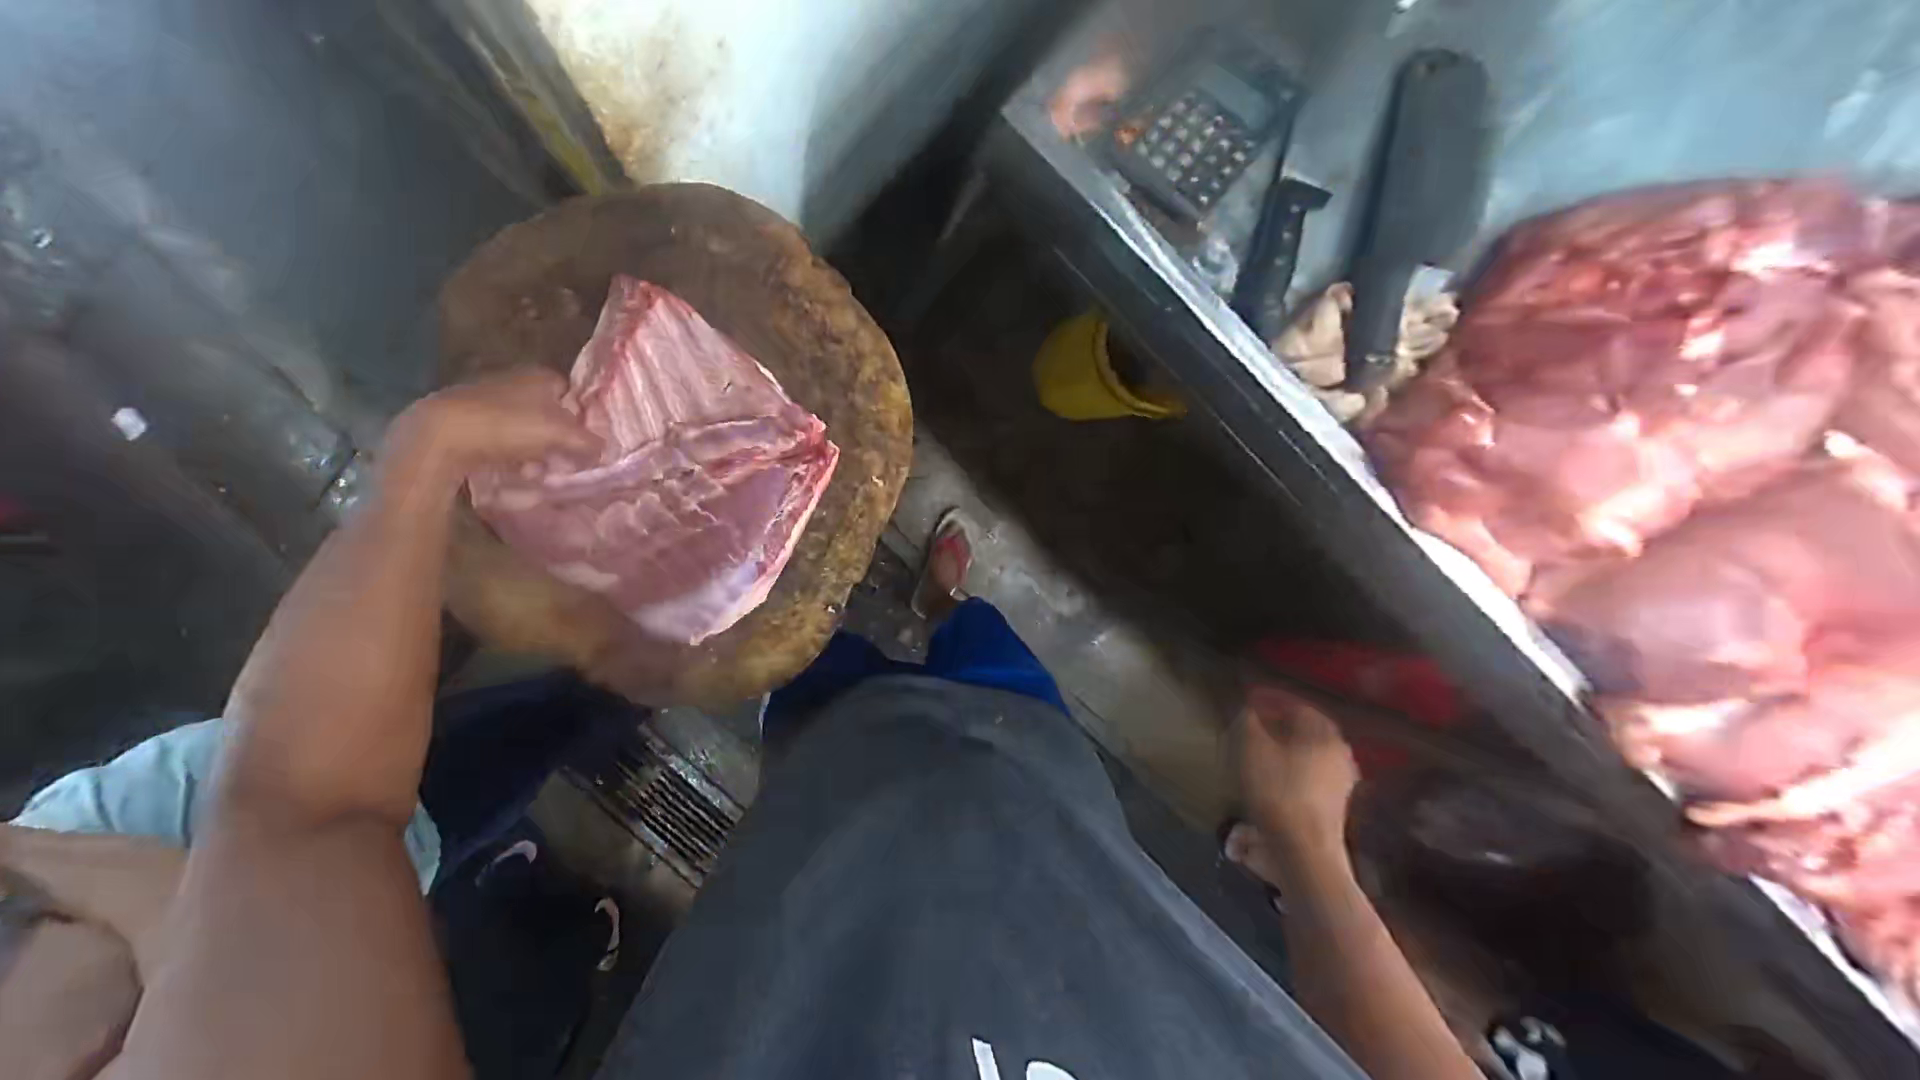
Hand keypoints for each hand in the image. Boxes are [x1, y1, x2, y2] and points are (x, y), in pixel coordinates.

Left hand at [388, 369, 600, 477]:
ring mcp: (488, 398)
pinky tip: (509, 470)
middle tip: (560, 463)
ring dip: (535, 453)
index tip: (585, 443)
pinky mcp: (466, 418)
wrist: (439, 436)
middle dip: (558, 442)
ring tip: (533, 473)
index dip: (582, 420)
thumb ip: (590, 442)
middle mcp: (515, 380)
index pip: (573, 395)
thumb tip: (603, 449)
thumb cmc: (508, 427)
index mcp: (540, 375)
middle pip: (550, 415)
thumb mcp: (563, 436)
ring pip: (526, 429)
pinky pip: (501, 438)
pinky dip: (510, 454)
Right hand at [1238, 684, 1359, 865]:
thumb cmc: (1276, 791)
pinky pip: (1308, 777)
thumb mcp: (1250, 747)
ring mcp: (1341, 783)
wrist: (1303, 853)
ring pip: (1307, 754)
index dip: (1270, 700)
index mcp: (1323, 734)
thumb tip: (1247, 709)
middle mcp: (1339, 754)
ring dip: (1283, 749)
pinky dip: (1289, 771)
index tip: (1247, 701)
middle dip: (1278, 725)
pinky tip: (1269, 779)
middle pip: (1305, 730)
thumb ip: (1247, 721)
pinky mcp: (1333, 808)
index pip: (1296, 705)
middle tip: (1252, 725)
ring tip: (1257, 752)